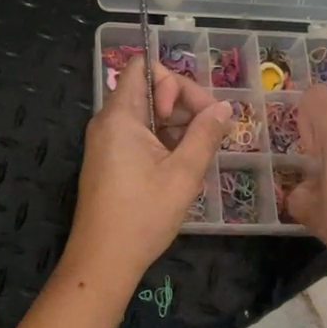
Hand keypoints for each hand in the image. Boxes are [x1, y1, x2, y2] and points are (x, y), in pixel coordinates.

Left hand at [63, 56, 230, 292]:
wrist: (102, 260)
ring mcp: (106, 142)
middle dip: (182, 104)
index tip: (192, 114)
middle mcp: (108, 122)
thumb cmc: (142, 215)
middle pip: (148, 89)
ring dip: (177, 126)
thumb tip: (224, 107)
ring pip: (147, 115)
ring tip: (198, 155)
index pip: (143, 67)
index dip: (174, 81)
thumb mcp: (183, 174)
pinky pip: (139, 135)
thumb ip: (205, 135)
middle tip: (207, 135)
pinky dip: (163, 142)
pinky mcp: (109, 161)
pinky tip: (182, 167)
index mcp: (120, 116)